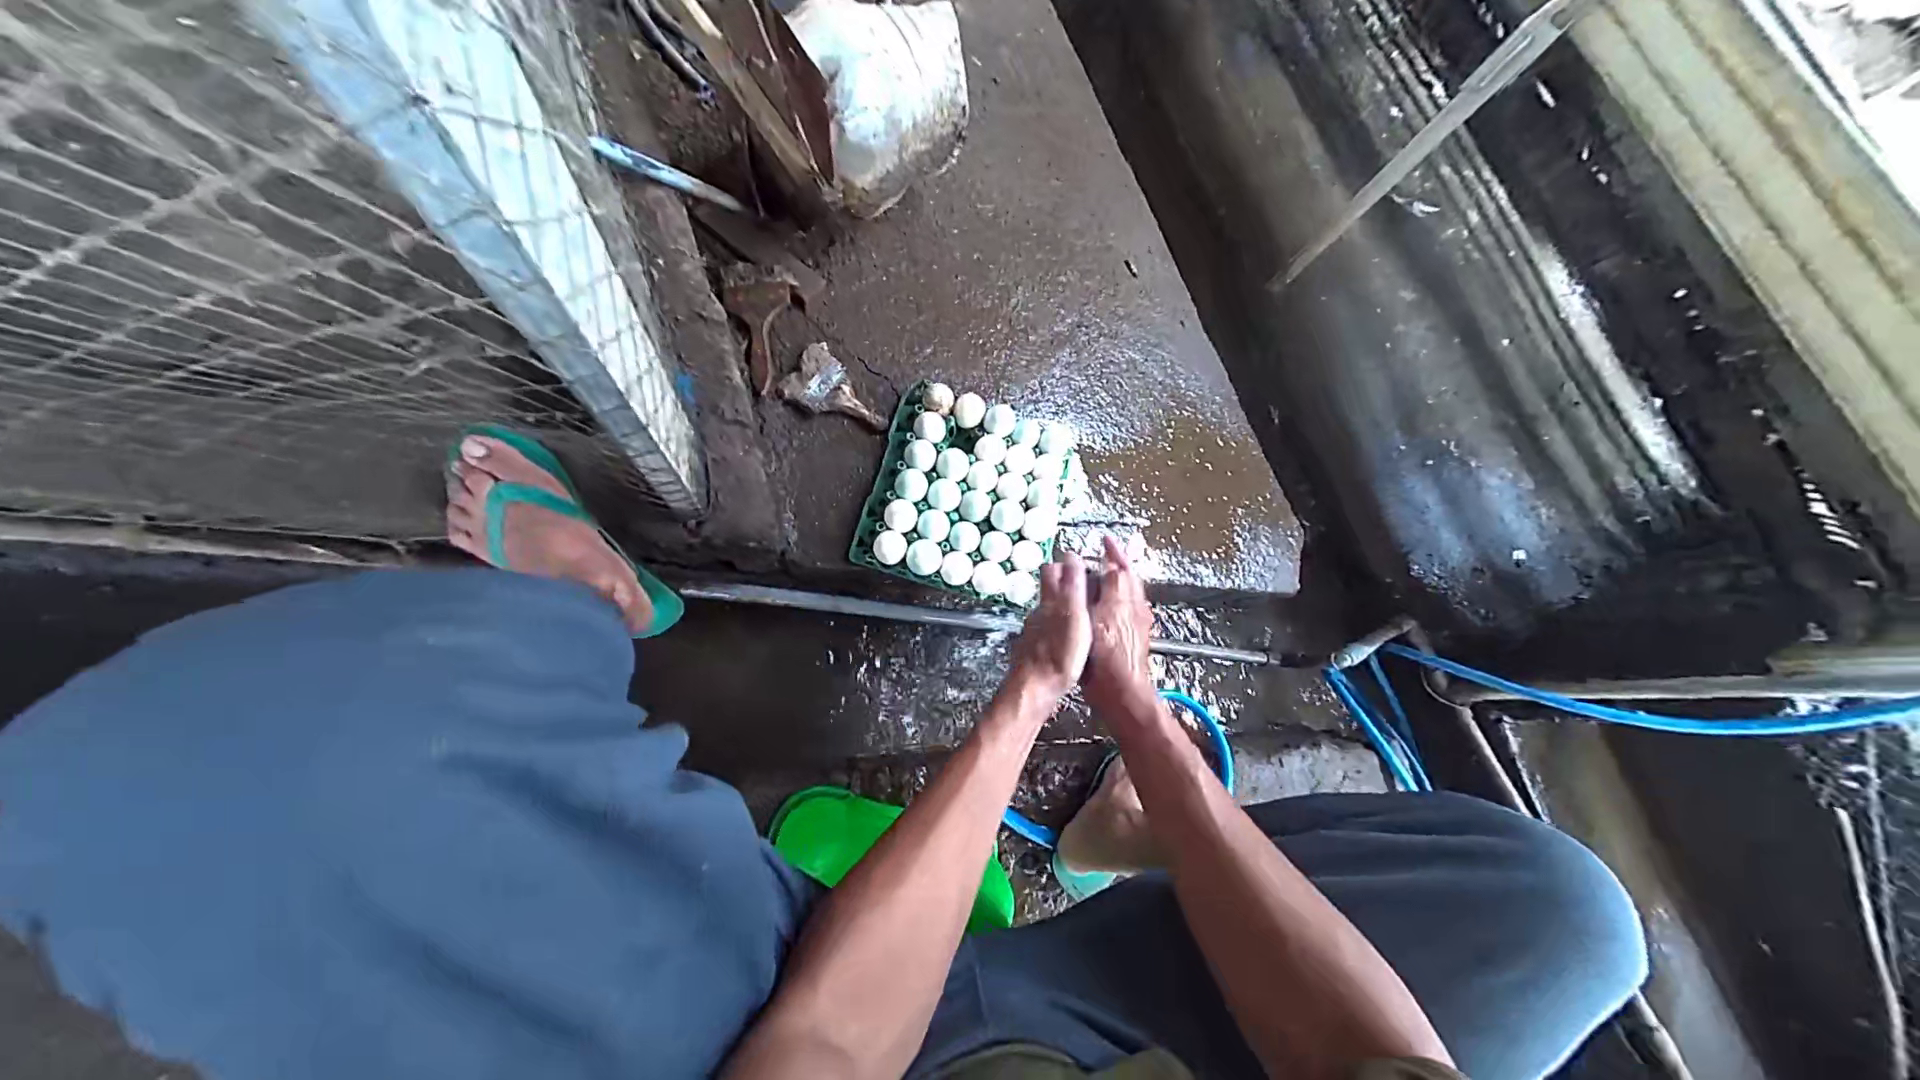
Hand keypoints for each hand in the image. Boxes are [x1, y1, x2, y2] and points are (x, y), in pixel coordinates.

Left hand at [1010, 548, 1091, 701]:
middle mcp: (1039, 614)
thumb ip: (1073, 586)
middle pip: (1049, 590)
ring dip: (1062, 609)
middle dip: (1063, 584)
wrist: (1035, 689)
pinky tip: (1065, 640)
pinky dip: (1057, 630)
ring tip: (1080, 613)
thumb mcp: (1075, 615)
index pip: (1052, 572)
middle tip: (1081, 584)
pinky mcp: (1034, 652)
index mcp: (1050, 603)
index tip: (1079, 562)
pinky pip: (1046, 633)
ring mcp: (1034, 633)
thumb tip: (1070, 556)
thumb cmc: (1060, 654)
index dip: (1065, 564)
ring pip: (1048, 612)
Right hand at [1084, 535, 1155, 717]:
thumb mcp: (1096, 618)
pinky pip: (1127, 607)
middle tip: (1106, 552)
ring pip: (1129, 592)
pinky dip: (1117, 597)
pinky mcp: (1133, 637)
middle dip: (1119, 563)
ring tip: (1104, 572)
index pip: (1121, 567)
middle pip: (1129, 578)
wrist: (1123, 692)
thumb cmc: (1105, 657)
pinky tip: (1106, 603)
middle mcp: (1134, 608)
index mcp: (1124, 599)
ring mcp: (1136, 623)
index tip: (1104, 539)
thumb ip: (1098, 590)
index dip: (1113, 551)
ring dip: (1119, 579)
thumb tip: (1097, 565)